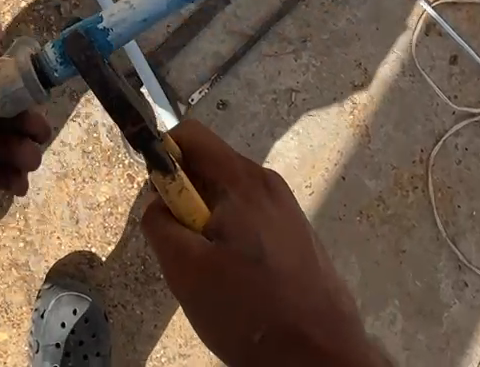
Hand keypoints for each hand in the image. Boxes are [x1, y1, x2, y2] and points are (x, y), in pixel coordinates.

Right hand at [141, 120, 390, 366]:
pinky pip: (252, 215)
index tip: (159, 197)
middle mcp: (268, 182)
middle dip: (186, 196)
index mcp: (242, 180)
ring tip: (210, 266)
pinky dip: (233, 233)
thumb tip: (158, 202)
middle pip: (210, 164)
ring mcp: (287, 207)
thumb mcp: (185, 270)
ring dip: (209, 218)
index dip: (163, 155)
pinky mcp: (298, 233)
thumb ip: (160, 224)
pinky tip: (238, 277)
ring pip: (230, 194)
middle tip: (183, 242)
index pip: (191, 134)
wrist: (321, 360)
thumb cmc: (248, 310)